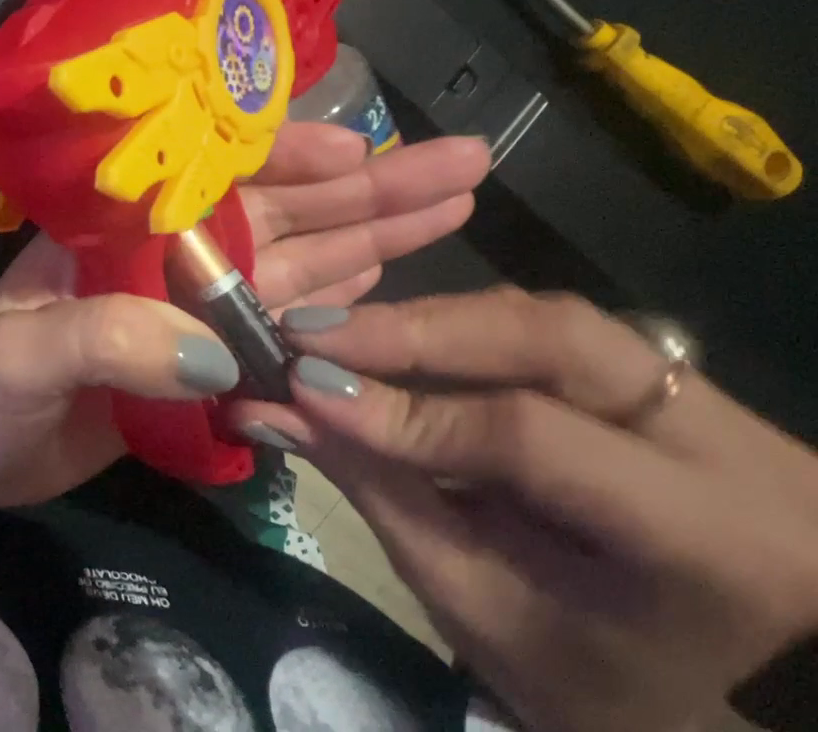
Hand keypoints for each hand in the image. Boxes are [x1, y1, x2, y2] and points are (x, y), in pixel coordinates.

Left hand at [0, 123, 489, 509]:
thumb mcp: (24, 355)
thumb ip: (107, 338)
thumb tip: (218, 352)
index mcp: (112, 240)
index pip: (210, 184)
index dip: (286, 162)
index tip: (364, 147)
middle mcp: (153, 264)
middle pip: (271, 220)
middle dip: (360, 192)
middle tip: (462, 163)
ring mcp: (174, 314)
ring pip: (283, 270)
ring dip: (363, 239)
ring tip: (448, 210)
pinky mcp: (183, 365)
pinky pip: (266, 330)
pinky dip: (323, 304)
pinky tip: (375, 282)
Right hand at [227, 289, 817, 731]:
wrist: (731, 714)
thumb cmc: (597, 689)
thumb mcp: (481, 609)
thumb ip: (379, 494)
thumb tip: (271, 410)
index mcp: (715, 543)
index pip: (532, 435)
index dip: (402, 409)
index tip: (296, 388)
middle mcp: (745, 453)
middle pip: (557, 339)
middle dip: (416, 329)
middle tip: (308, 335)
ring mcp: (729, 413)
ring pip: (559, 323)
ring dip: (435, 323)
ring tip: (338, 336)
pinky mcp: (690, 396)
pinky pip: (564, 340)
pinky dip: (467, 337)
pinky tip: (401, 349)